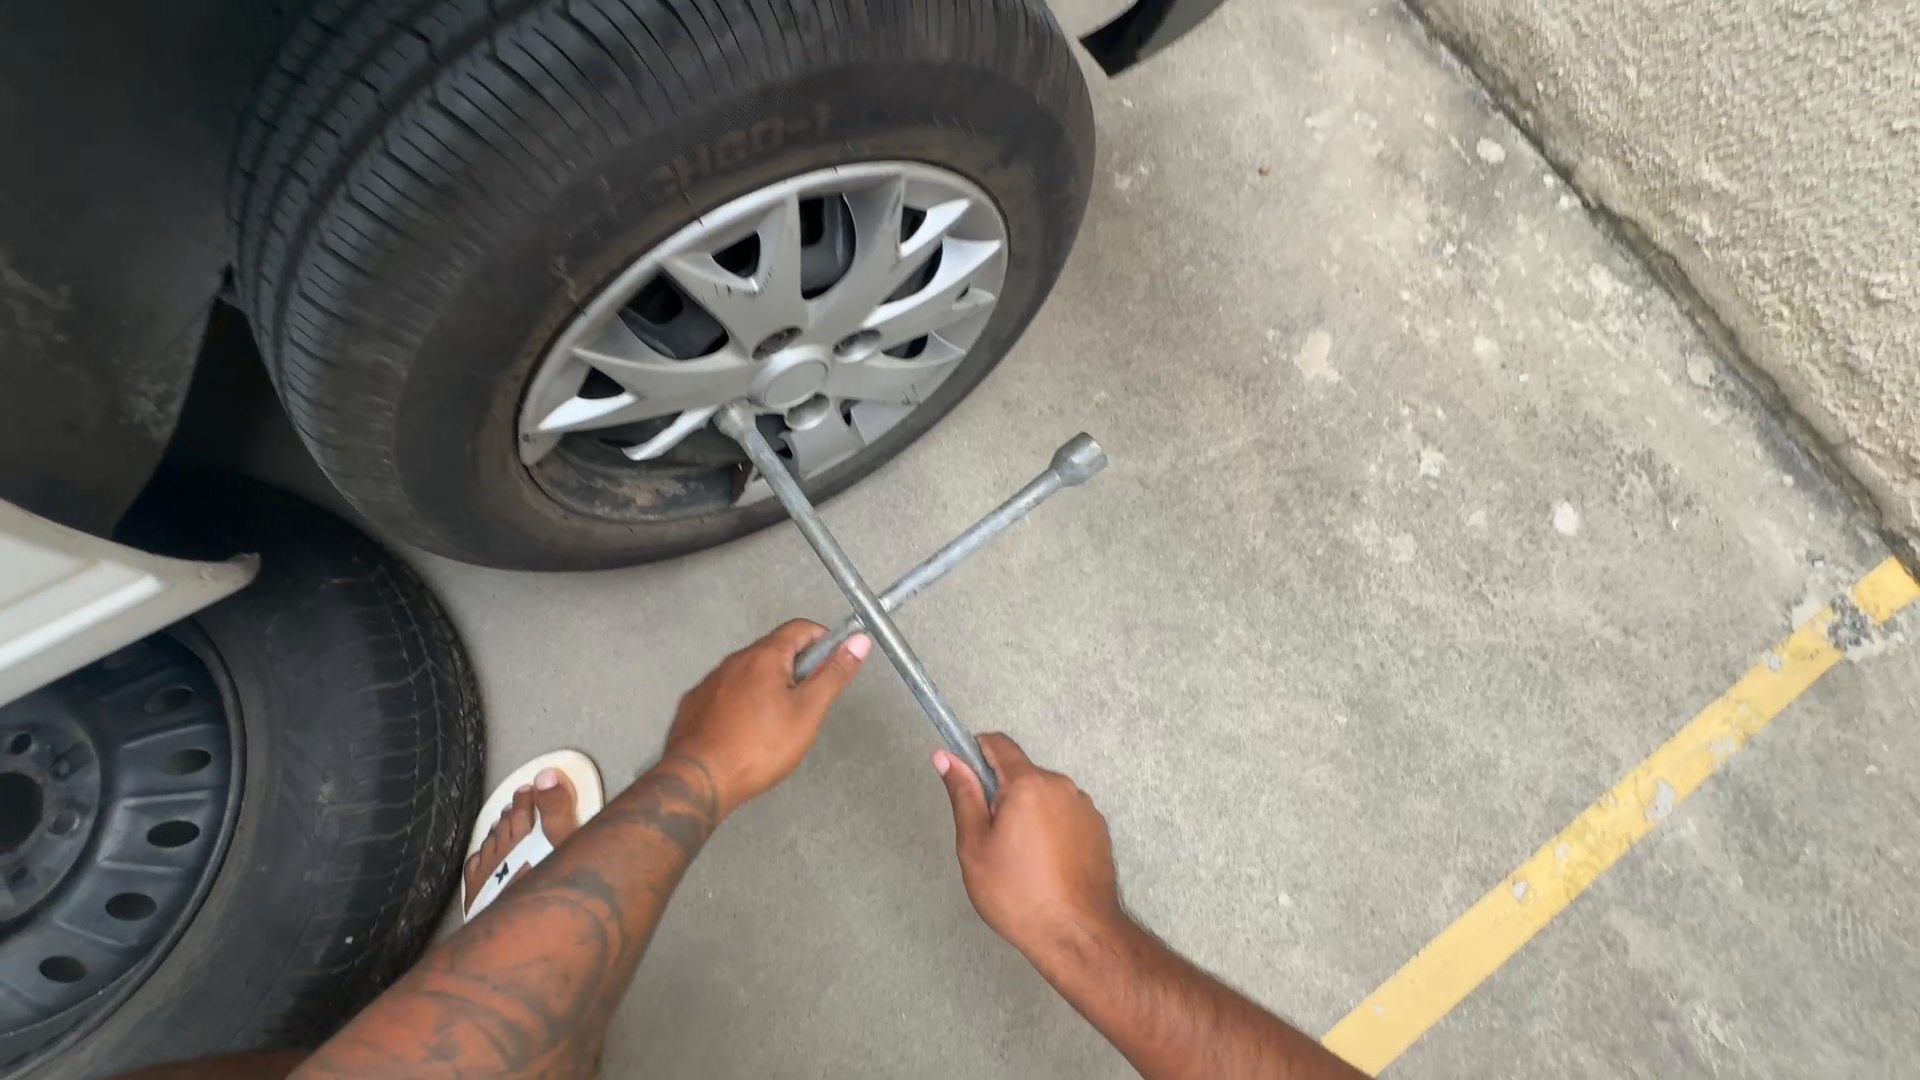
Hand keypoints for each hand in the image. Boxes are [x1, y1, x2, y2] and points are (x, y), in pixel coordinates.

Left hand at [663, 620, 868, 817]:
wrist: (697, 781)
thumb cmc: (756, 748)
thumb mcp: (808, 711)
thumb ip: (834, 673)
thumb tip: (858, 642)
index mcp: (764, 656)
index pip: (802, 627)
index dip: (824, 640)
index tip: (834, 661)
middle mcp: (734, 661)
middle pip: (775, 648)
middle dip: (798, 667)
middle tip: (809, 700)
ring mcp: (711, 682)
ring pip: (750, 671)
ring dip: (769, 684)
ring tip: (779, 721)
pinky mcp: (695, 703)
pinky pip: (727, 691)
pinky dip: (743, 702)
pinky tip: (748, 730)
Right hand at [935, 733, 1125, 957]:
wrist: (1079, 935)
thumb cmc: (1017, 892)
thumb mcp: (975, 845)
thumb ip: (962, 794)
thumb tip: (945, 755)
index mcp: (1028, 783)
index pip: (998, 743)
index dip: (976, 753)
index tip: (966, 782)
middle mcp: (1061, 785)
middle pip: (1021, 773)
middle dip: (1002, 795)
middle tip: (992, 839)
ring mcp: (1084, 806)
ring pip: (1043, 796)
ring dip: (1028, 812)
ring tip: (1021, 859)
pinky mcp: (1099, 828)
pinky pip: (1064, 814)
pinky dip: (1051, 828)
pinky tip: (1047, 865)